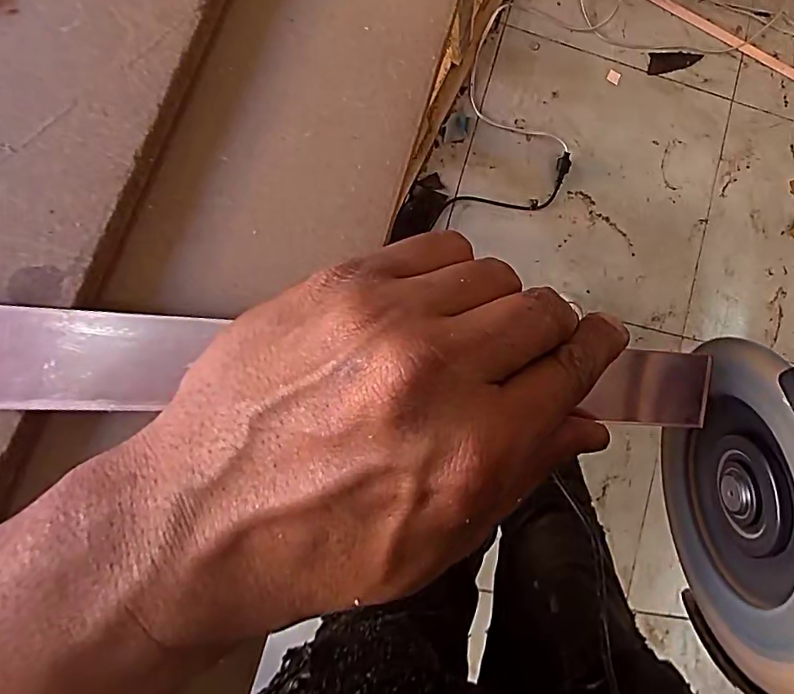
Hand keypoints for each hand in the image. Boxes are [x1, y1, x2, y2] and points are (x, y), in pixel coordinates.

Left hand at [93, 230, 627, 649]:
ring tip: (466, 332)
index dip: (598, 349)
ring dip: (498, 304)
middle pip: (544, 312)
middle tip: (530, 348)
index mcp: (473, 447)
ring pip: (497, 275)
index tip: (604, 338)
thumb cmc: (320, 546)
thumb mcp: (440, 538)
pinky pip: (441, 248)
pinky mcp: (345, 282)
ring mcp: (389, 317)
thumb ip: (527, 468)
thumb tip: (588, 420)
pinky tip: (430, 303)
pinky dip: (453, 274)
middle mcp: (439, 372)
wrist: (189, 522)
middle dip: (552, 330)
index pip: (572, 369)